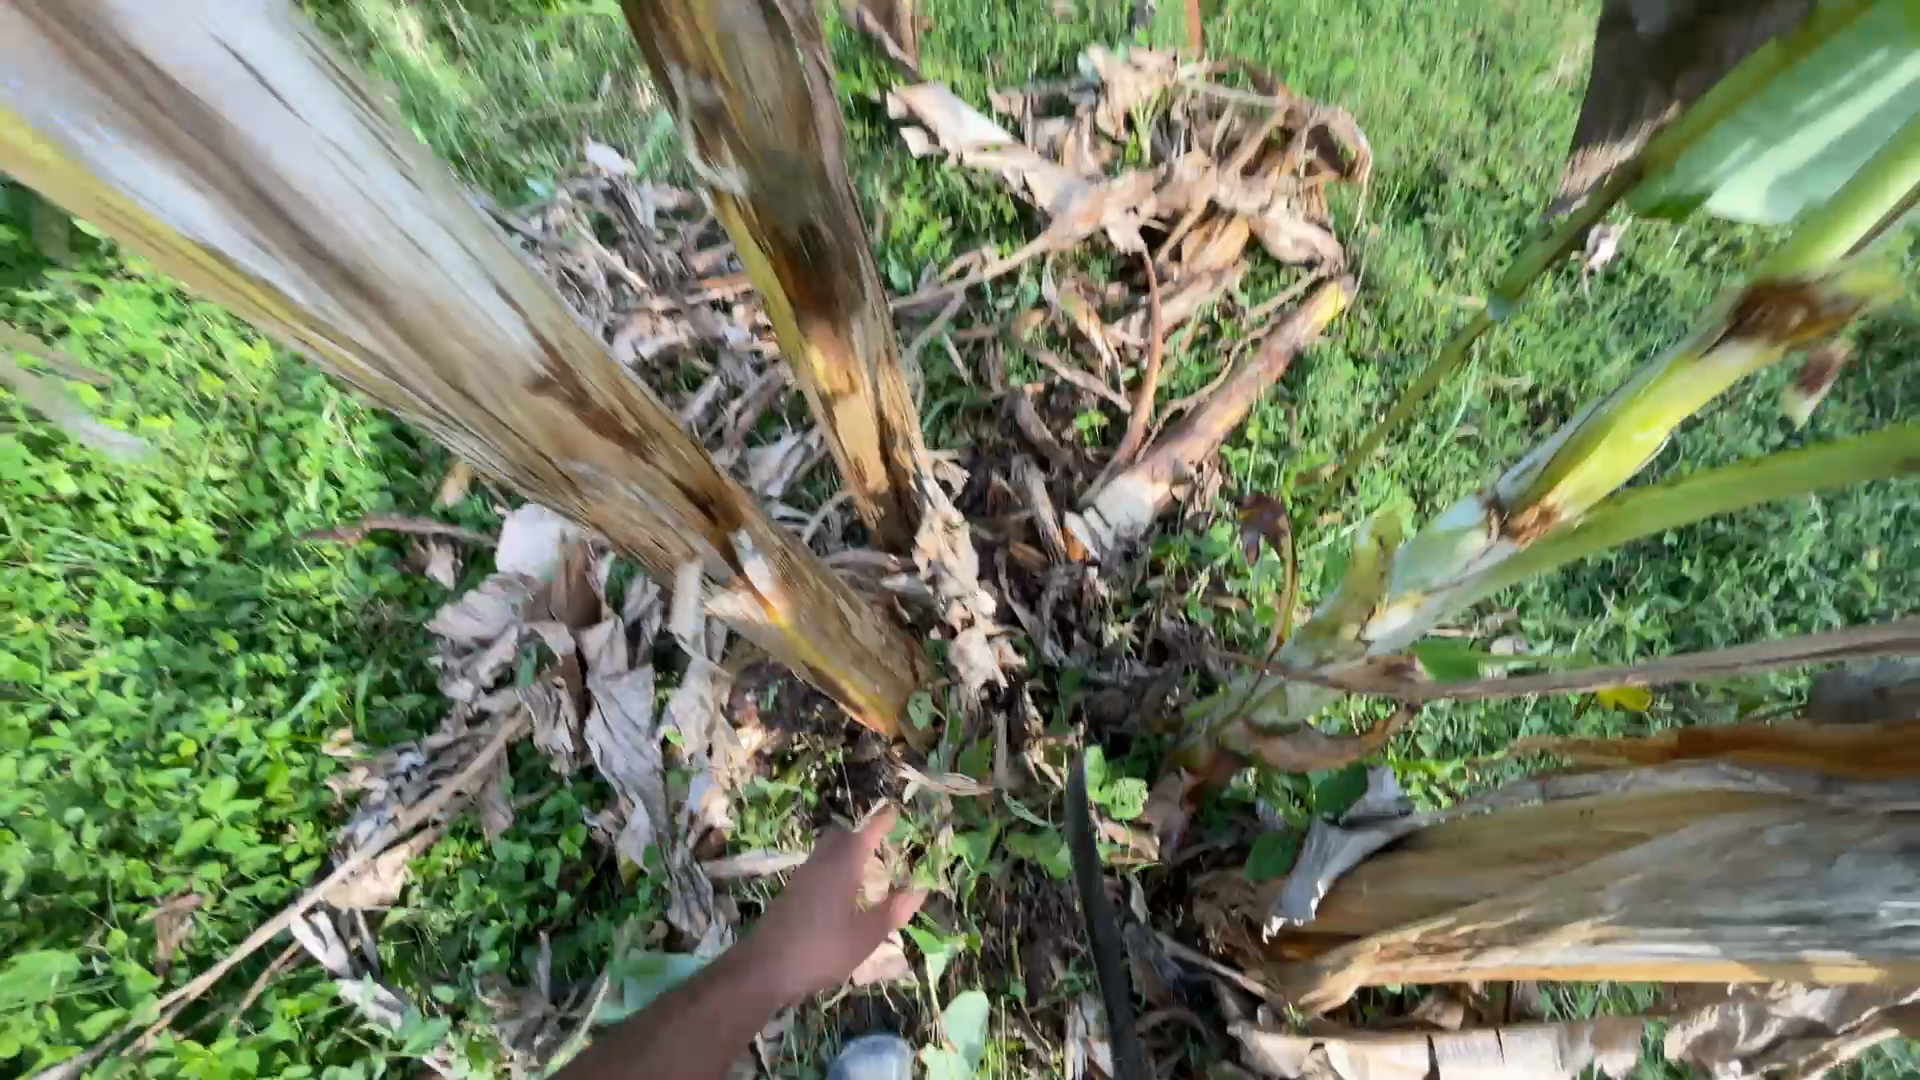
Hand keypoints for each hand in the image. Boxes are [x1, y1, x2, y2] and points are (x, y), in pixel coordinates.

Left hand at [732, 806, 925, 1004]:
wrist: (763, 969)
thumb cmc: (821, 948)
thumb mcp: (866, 935)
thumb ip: (893, 910)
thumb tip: (920, 889)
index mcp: (844, 863)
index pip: (868, 831)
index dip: (883, 821)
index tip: (896, 812)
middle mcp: (822, 861)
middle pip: (843, 835)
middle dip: (862, 836)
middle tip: (881, 849)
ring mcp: (803, 875)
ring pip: (827, 851)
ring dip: (846, 854)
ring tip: (866, 874)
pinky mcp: (791, 892)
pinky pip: (818, 868)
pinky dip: (833, 870)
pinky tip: (841, 897)